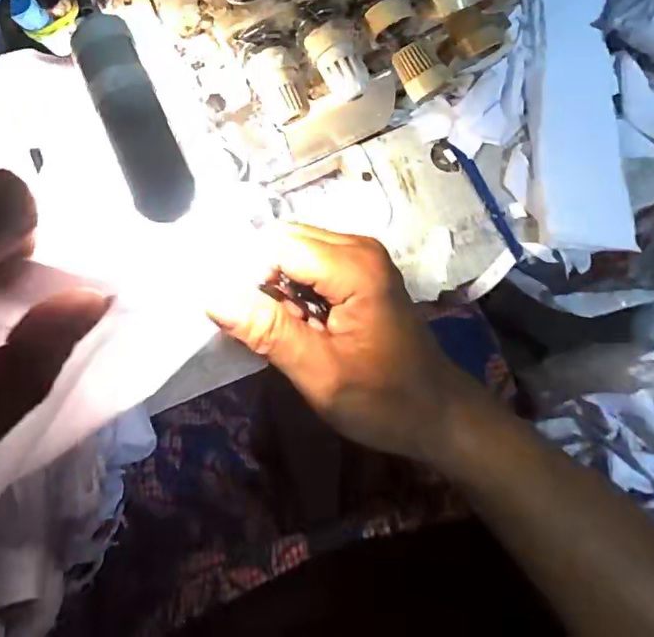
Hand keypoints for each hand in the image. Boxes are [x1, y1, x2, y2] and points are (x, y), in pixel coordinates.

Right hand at [206, 223, 489, 464]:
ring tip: (282, 328)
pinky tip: (298, 322)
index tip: (241, 319)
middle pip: (284, 240)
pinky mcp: (358, 266)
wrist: (439, 414)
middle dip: (260, 278)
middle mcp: (357, 246)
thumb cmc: (385, 400)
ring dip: (275, 284)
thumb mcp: (321, 375)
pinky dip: (292, 287)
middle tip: (260, 328)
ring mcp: (360, 253)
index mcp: (355, 266)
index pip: (277, 246)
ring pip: (292, 248)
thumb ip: (269, 333)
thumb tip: (213, 298)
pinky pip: (308, 260)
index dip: (249, 277)